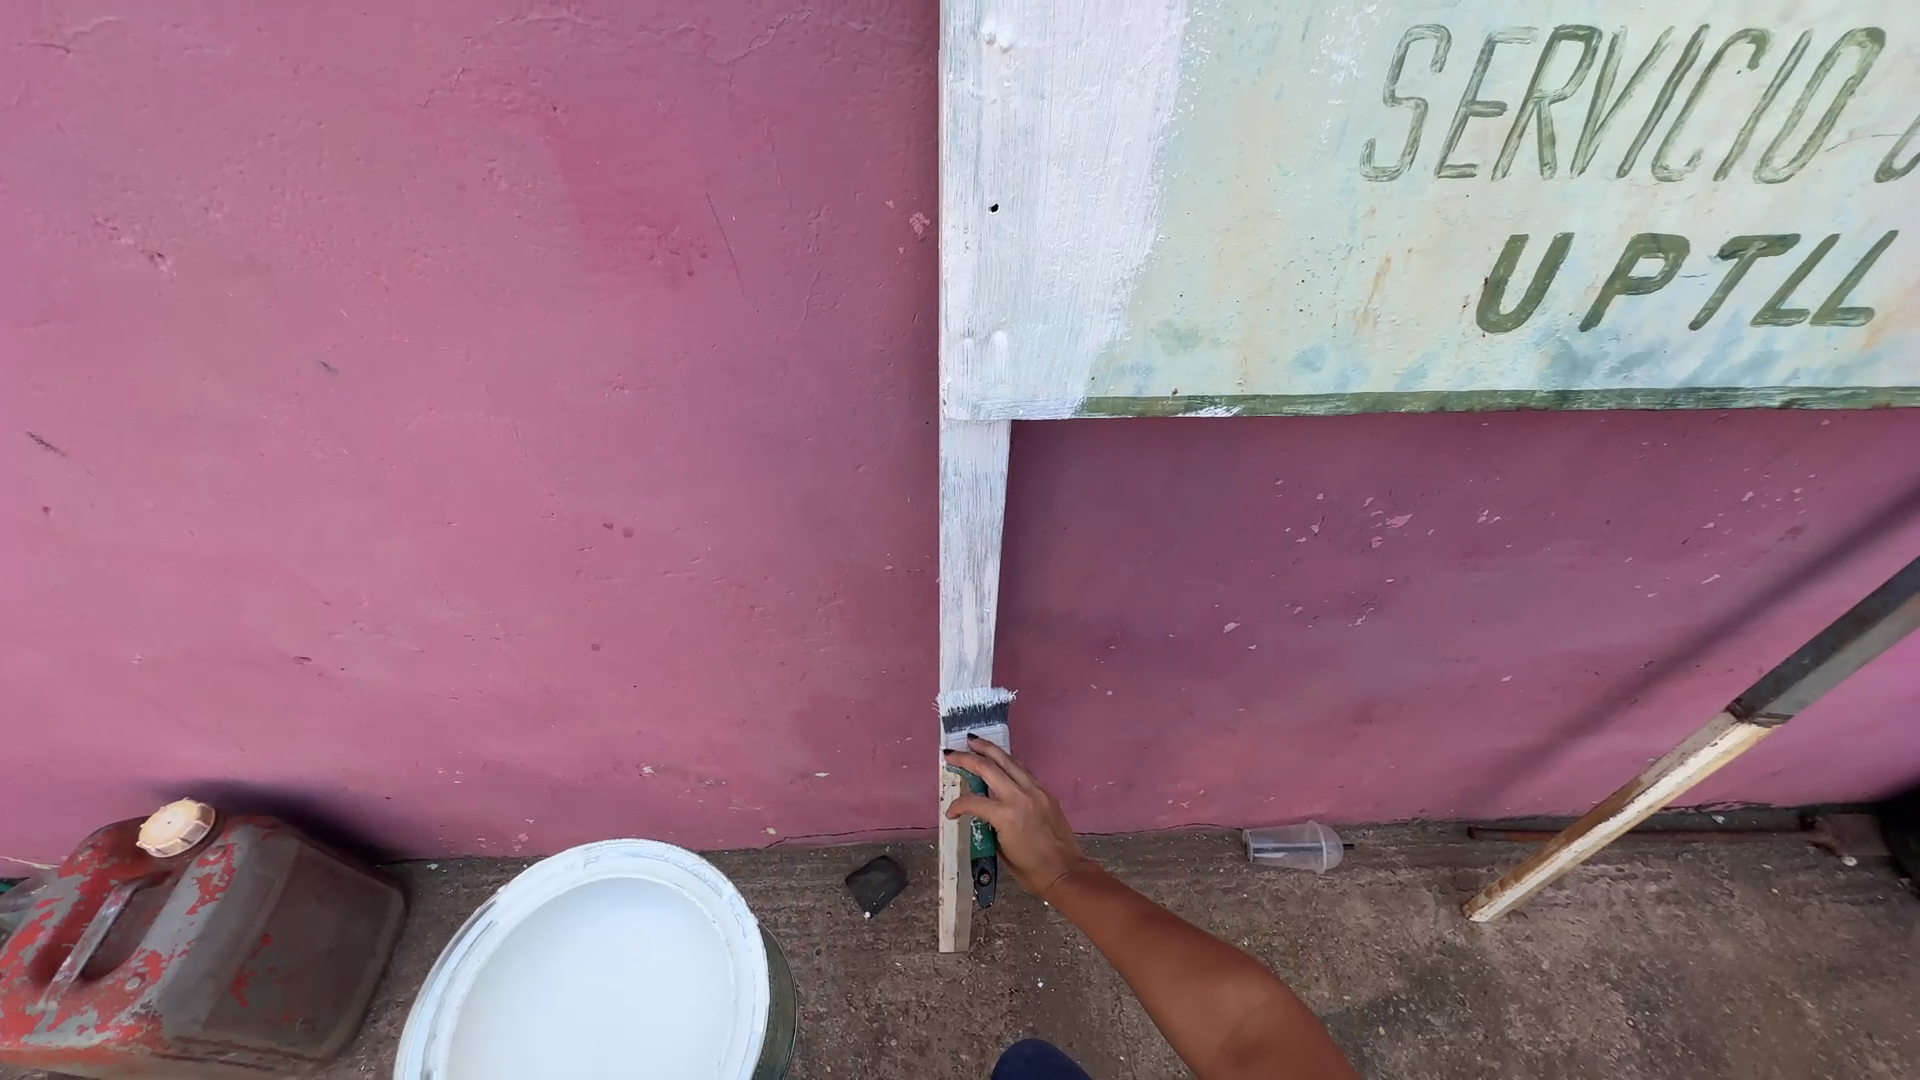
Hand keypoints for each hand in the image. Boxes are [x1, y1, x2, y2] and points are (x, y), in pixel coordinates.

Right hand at [944, 735, 1090, 898]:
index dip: (958, 805)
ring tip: (974, 741)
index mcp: (1005, 815)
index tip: (952, 812)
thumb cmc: (1031, 870)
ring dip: (988, 748)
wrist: (1065, 872)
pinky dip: (1008, 760)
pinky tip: (999, 757)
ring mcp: (1034, 790)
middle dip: (967, 757)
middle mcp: (1019, 796)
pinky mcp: (1044, 791)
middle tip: (951, 753)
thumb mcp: (1000, 849)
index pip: (972, 801)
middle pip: (988, 767)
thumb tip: (982, 812)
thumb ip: (989, 825)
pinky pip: (1023, 769)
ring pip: (1008, 760)